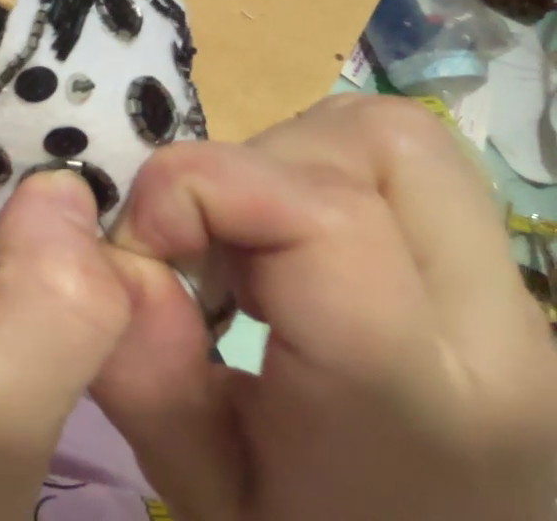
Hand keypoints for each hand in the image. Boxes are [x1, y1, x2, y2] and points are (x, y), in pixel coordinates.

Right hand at [94, 94, 556, 520]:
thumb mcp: (194, 483)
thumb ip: (144, 369)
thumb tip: (108, 251)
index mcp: (417, 400)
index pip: (320, 213)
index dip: (197, 188)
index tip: (138, 243)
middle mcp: (501, 338)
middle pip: (377, 144)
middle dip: (246, 166)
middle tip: (195, 246)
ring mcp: (522, 308)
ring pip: (393, 140)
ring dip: (279, 167)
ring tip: (237, 248)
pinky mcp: (505, 288)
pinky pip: (401, 175)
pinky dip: (311, 181)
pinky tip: (280, 257)